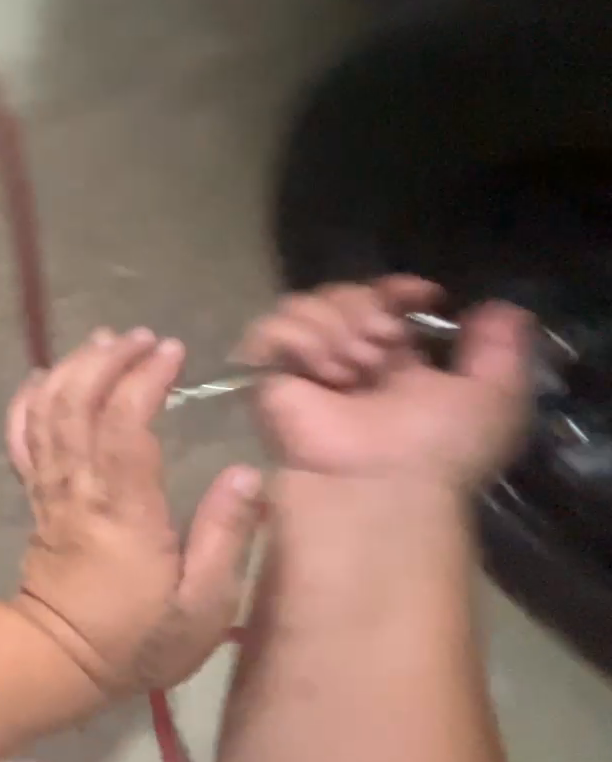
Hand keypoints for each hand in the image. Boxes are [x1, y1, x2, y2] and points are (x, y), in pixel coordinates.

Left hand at [7, 328, 263, 692]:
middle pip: (76, 404)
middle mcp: (77, 485)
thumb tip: (246, 473)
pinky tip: (43, 377)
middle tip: (139, 337)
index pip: (124, 424)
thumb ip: (225, 534)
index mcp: (123, 508)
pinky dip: (27, 401)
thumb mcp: (207, 602)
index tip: (170, 351)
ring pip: (46, 412)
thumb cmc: (140, 636)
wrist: (61, 653)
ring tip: (101, 342)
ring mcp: (48, 486)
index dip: (143, 379)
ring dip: (71, 370)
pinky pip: (20, 437)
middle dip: (105, 360)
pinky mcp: (33, 494)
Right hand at [236, 276, 533, 492]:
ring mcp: (298, 360)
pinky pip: (269, 328)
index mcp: (392, 355)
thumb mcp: (492, 396)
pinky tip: (323, 370)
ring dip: (335, 329)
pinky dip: (300, 341)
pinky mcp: (262, 369)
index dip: (396, 289)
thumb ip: (499, 349)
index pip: (380, 298)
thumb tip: (498, 306)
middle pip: (338, 293)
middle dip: (365, 309)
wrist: (377, 473)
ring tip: (353, 369)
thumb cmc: (437, 442)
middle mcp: (342, 352)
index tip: (422, 295)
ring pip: (301, 304)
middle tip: (384, 344)